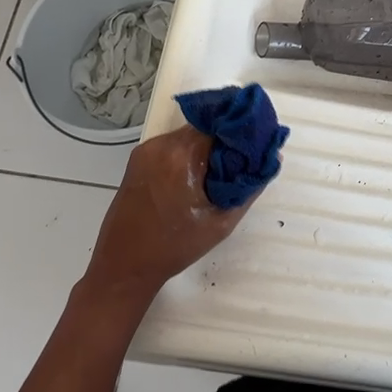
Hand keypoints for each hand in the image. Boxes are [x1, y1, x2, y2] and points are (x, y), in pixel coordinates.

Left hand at [83, 127, 254, 299]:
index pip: (221, 124)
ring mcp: (146, 150)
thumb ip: (248, 187)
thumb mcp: (220, 222)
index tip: (256, 144)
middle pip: (203, 128)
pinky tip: (195, 178)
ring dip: (205, 148)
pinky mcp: (137, 160)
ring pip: (187, 136)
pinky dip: (187, 155)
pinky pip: (171, 147)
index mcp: (181, 155)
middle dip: (224, 140)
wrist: (123, 267)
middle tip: (241, 161)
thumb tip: (268, 159)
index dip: (241, 131)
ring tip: (219, 172)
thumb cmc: (173, 248)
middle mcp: (161, 145)